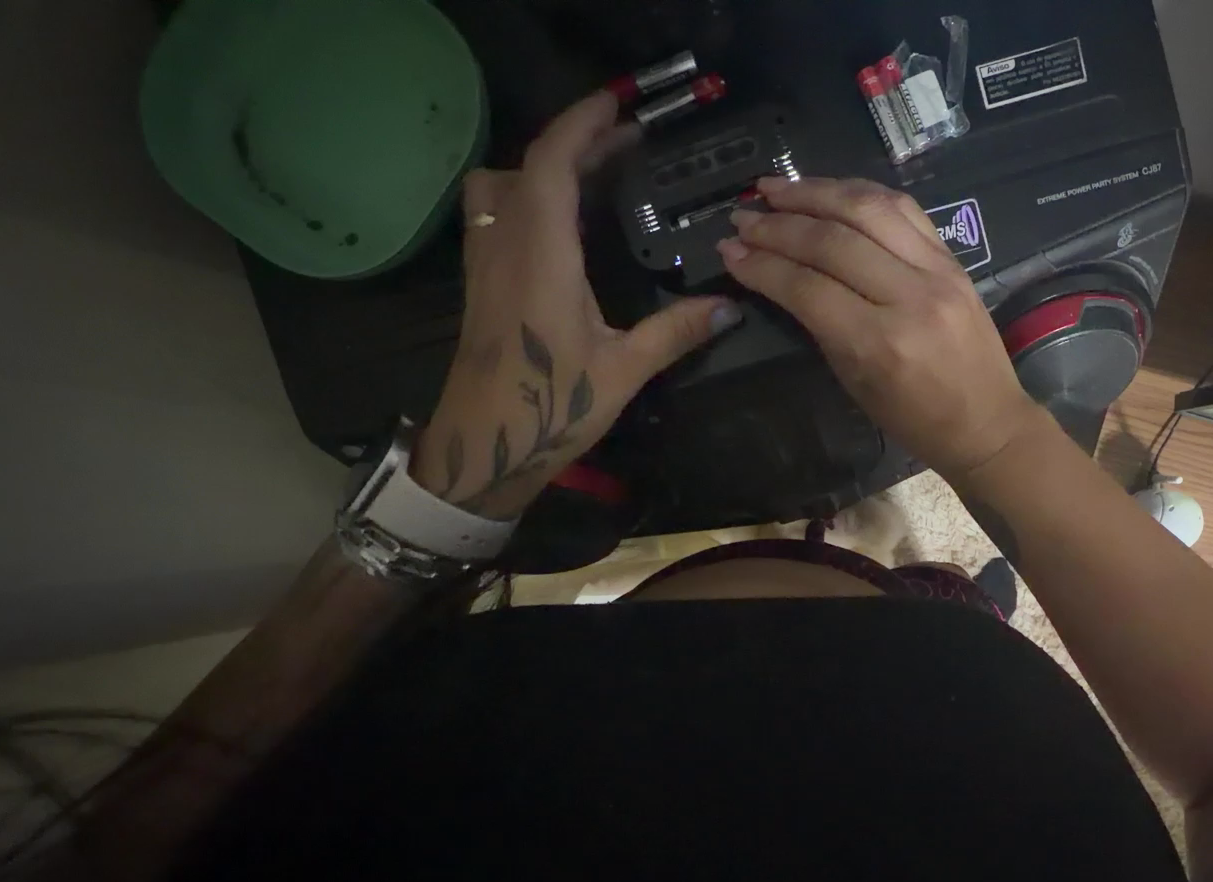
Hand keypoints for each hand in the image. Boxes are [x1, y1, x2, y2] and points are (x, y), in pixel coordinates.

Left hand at [410, 92, 742, 520]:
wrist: (483, 446)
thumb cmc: (551, 406)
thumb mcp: (624, 369)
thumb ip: (676, 332)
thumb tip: (730, 307)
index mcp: (541, 254)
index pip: (551, 162)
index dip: (581, 125)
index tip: (617, 105)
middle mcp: (505, 244)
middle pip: (528, 166)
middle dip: (575, 143)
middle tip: (625, 143)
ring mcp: (485, 263)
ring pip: (501, 186)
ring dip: (542, 168)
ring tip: (591, 178)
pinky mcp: (481, 284)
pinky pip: (497, 214)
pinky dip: (528, 197)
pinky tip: (563, 228)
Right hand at [719, 177, 1043, 479]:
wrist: (987, 423)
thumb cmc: (915, 420)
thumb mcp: (855, 384)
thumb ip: (819, 327)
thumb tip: (777, 277)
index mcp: (879, 344)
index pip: (807, 287)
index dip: (761, 265)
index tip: (729, 251)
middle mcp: (909, 298)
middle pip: (832, 241)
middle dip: (779, 224)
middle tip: (743, 216)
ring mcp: (937, 273)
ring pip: (868, 210)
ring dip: (816, 192)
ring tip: (776, 189)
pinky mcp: (954, 260)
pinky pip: (903, 210)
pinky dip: (860, 194)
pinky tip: (831, 191)